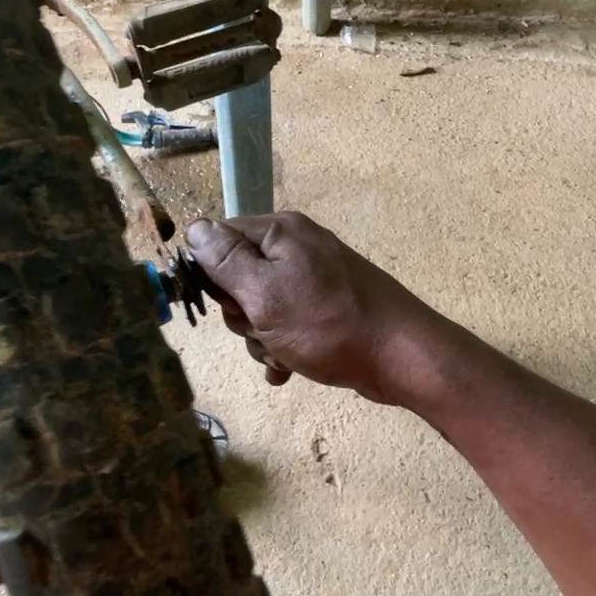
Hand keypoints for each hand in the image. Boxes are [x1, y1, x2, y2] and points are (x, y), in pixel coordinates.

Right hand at [185, 213, 443, 405]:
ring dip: (262, 337)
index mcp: (279, 232)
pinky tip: (289, 368)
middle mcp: (295, 247)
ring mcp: (313, 278)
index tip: (225, 304)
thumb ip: (225, 260)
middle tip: (262, 328)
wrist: (402, 357)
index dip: (210, 276)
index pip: (218, 239)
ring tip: (283, 353)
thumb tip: (194, 227)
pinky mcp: (325, 308)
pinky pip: (285, 323)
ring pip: (259, 307)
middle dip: (242, 314)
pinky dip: (282, 347)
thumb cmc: (328, 325)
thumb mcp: (265, 293)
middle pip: (237, 277)